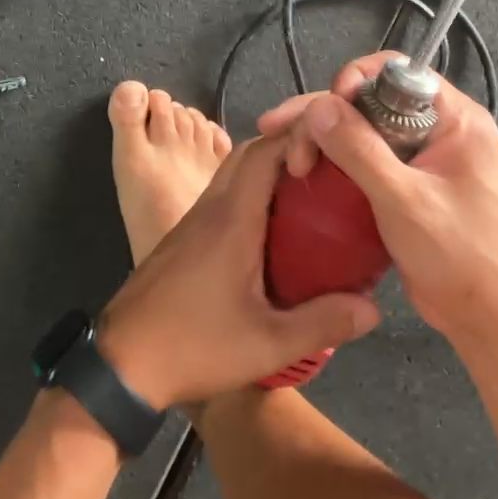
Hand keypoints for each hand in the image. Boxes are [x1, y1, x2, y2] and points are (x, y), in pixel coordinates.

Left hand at [94, 132, 378, 409]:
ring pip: (232, 177)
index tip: (336, 148)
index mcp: (230, 219)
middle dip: (287, 151)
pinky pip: (222, 200)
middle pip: (246, 156)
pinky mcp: (184, 240)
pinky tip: (278, 231)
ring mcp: (192, 223)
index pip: (262, 152)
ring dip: (268, 174)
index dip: (298, 139)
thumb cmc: (195, 345)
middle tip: (332, 171)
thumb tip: (373, 307)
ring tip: (314, 198)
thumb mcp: (268, 344)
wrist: (124, 359)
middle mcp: (209, 209)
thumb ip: (323, 323)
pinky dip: (251, 197)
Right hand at [256, 52, 497, 340]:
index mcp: (457, 121)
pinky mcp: (406, 183)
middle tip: (283, 140)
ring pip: (361, 128)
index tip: (322, 111)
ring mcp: (422, 157)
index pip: (399, 73)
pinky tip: (303, 173)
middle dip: (322, 115)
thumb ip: (360, 151)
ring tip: (290, 163)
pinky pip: (363, 156)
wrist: (488, 320)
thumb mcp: (405, 201)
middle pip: (370, 99)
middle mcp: (440, 130)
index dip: (354, 81)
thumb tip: (317, 106)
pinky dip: (332, 161)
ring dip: (321, 139)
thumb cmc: (460, 258)